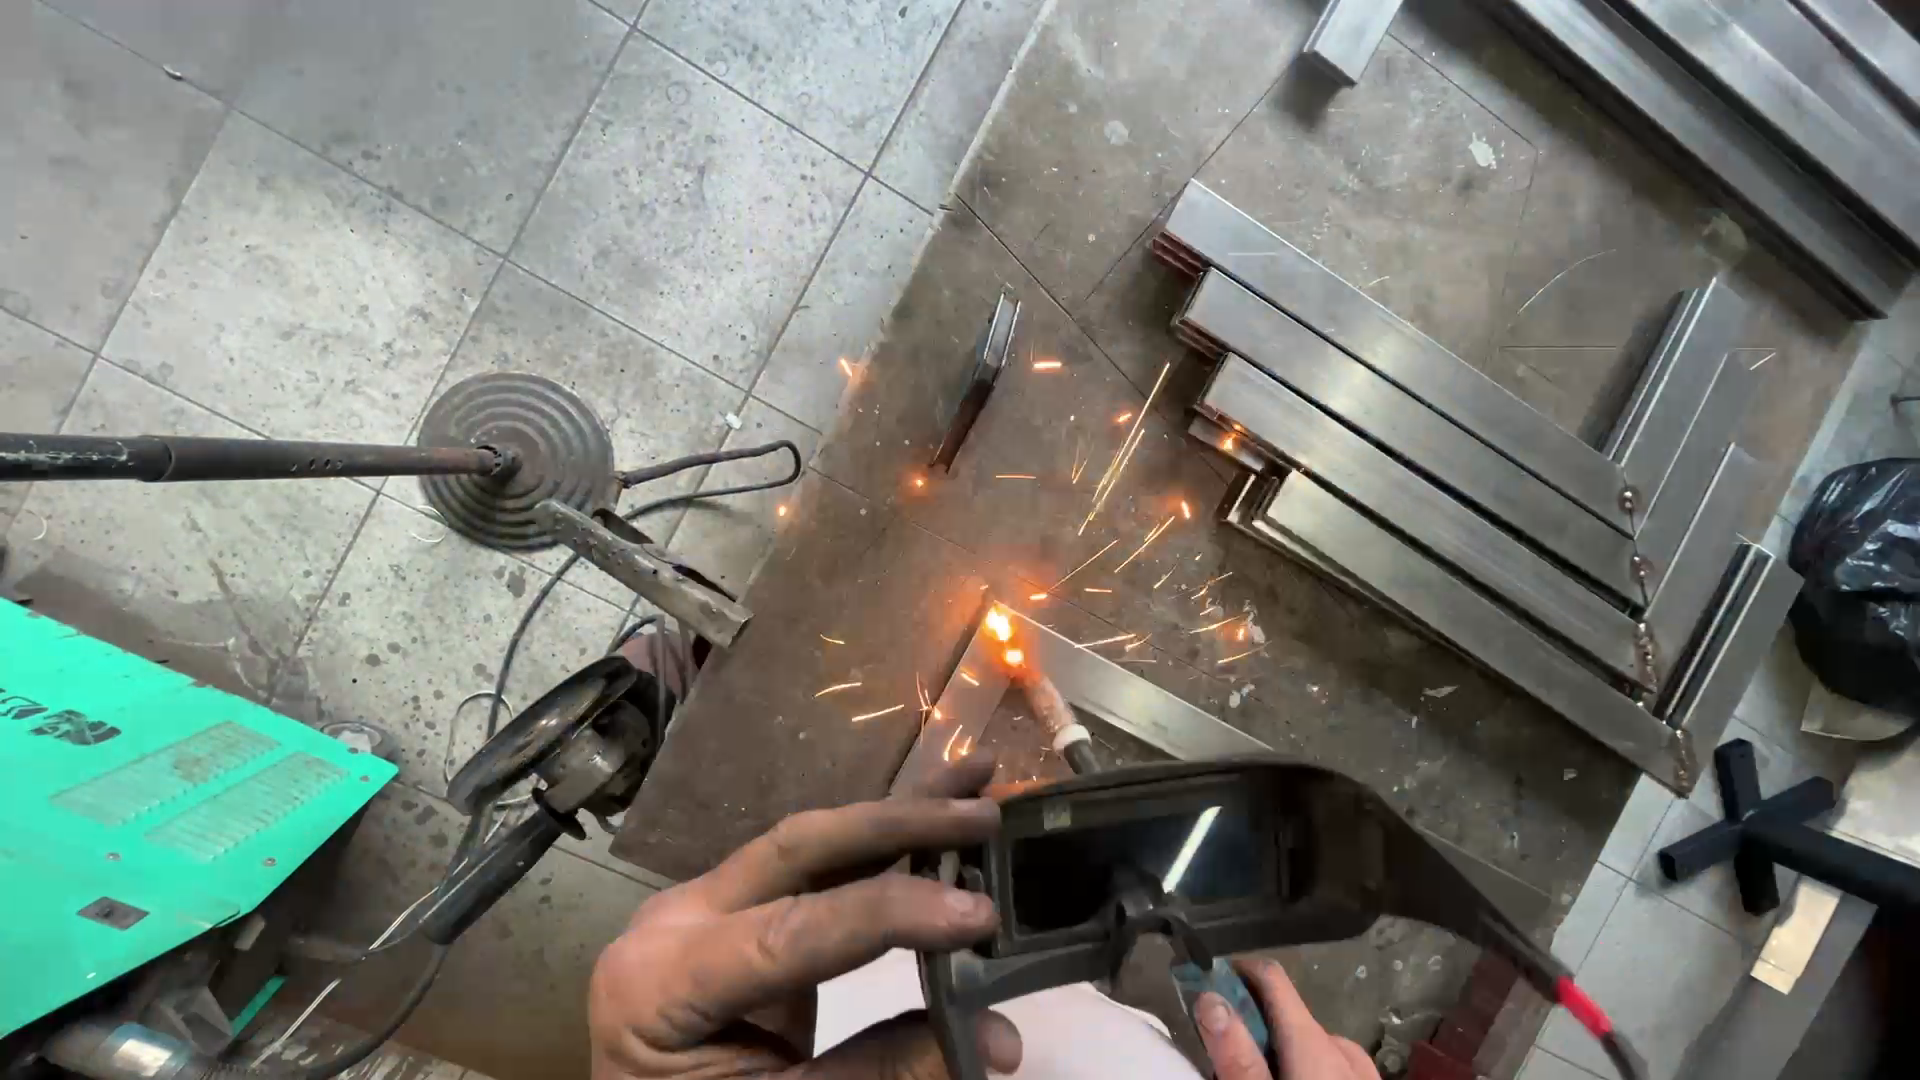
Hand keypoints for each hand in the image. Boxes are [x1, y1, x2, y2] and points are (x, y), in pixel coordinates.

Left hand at [588, 754, 1022, 1079]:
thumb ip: (882, 1073)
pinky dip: (880, 838)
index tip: (979, 912)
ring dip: (900, 808)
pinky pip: (816, 862)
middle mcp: (682, 915)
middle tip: (985, 815)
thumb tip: (1002, 1038)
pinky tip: (930, 810)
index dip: (891, 913)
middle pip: (803, 846)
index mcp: (664, 980)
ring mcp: (710, 899)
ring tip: (974, 776)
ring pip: (816, 837)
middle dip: (900, 824)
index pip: (792, 929)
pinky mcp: (742, 902)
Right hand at [1194, 959, 1378, 1079]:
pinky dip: (1308, 1071)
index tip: (1204, 990)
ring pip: (1310, 1044)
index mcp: (1315, 1040)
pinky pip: (1334, 1069)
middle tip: (1228, 1064)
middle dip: (1254, 1030)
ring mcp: (1366, 1073)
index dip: (1234, 972)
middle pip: (1286, 1015)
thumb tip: (1209, 997)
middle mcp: (1343, 1047)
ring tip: (1260, 1078)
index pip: (1270, 974)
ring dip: (1281, 1055)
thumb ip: (1237, 1056)